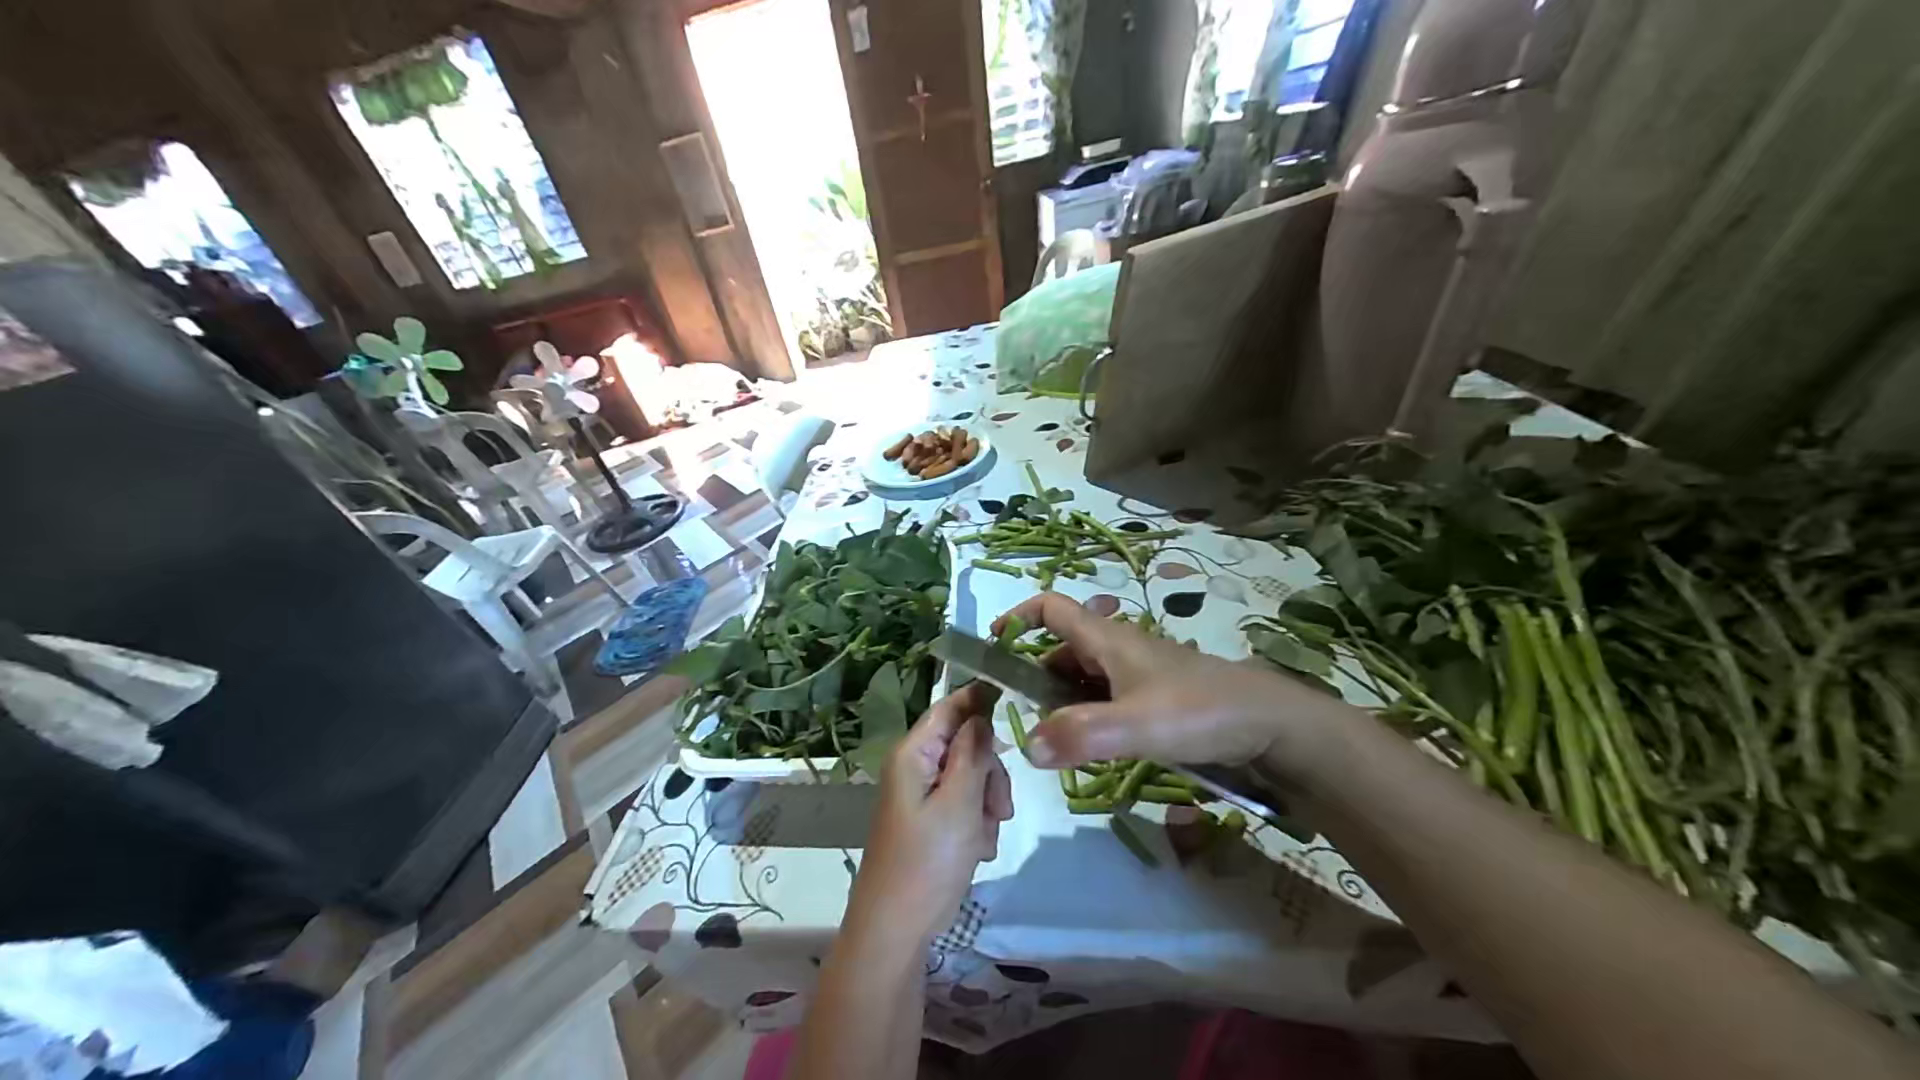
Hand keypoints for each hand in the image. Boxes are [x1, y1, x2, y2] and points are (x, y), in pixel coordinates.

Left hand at [849, 682, 1013, 947]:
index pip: (949, 707)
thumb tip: (982, 712)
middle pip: (966, 745)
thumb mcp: (959, 803)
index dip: (981, 698)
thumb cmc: (927, 862)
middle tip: (1001, 809)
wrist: (896, 930)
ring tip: (986, 837)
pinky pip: (964, 805)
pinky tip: (978, 849)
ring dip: (987, 802)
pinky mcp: (930, 821)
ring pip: (971, 777)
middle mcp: (915, 767)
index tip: (1018, 699)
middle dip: (990, 772)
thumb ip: (973, 753)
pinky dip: (977, 822)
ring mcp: (922, 795)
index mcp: (913, 754)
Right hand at [993, 593, 1356, 777]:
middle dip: (1036, 676)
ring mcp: (1141, 672)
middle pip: (1062, 648)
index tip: (993, 647)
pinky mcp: (1158, 696)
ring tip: (1058, 740)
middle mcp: (1120, 649)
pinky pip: (1109, 697)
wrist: (1272, 725)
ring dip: (1064, 701)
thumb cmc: (1202, 712)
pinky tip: (1097, 748)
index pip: (1051, 607)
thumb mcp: (1137, 726)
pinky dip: (1092, 715)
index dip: (1017, 618)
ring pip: (1086, 676)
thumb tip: (1028, 746)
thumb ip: (1081, 735)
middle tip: (1025, 717)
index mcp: (1108, 640)